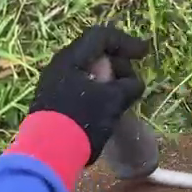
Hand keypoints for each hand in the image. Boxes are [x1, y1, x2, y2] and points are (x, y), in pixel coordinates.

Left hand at [31, 25, 151, 163]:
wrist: (48, 154)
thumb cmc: (83, 120)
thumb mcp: (113, 101)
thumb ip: (129, 86)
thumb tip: (134, 84)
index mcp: (72, 58)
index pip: (102, 37)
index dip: (126, 42)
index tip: (143, 54)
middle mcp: (59, 66)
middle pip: (94, 53)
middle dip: (118, 64)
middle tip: (132, 80)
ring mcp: (53, 83)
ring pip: (87, 71)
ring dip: (108, 79)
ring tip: (121, 97)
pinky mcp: (51, 101)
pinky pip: (79, 85)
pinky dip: (97, 90)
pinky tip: (105, 107)